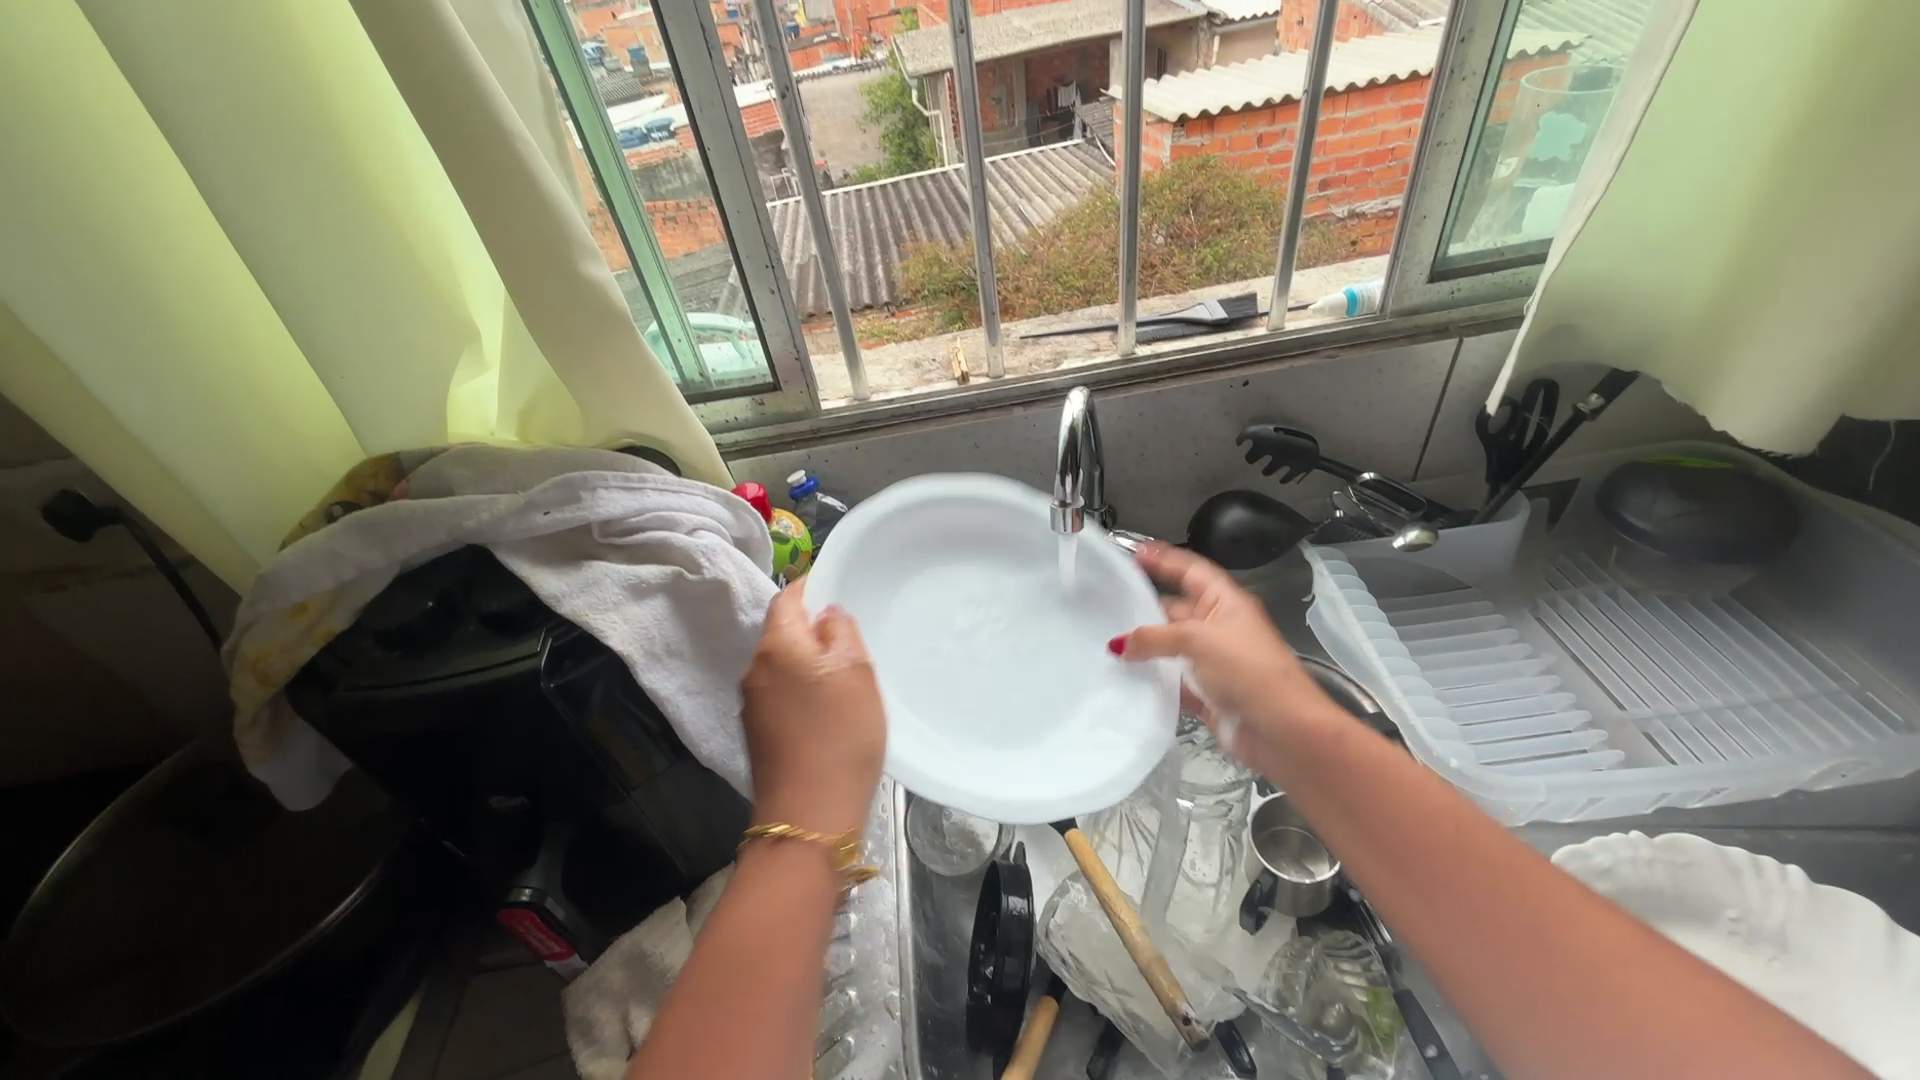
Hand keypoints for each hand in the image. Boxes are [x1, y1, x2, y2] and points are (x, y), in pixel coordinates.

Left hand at [742, 580, 886, 836]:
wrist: (809, 816)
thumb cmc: (840, 733)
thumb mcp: (856, 671)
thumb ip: (841, 631)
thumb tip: (825, 614)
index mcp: (776, 645)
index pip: (787, 598)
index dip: (811, 586)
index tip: (837, 585)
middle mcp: (754, 670)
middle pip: (784, 634)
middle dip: (814, 630)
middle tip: (853, 638)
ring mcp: (752, 706)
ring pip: (783, 668)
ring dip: (809, 665)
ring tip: (846, 678)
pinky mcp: (759, 736)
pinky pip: (782, 697)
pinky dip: (803, 693)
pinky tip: (829, 712)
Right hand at [1113, 543, 1347, 772]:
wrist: (1281, 730)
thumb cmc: (1249, 671)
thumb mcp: (1199, 640)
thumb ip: (1154, 638)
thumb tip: (1119, 644)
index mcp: (1225, 603)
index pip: (1190, 571)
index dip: (1164, 559)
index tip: (1134, 552)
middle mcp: (1218, 628)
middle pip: (1175, 609)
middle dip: (1144, 607)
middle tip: (1106, 604)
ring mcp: (1211, 662)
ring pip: (1169, 647)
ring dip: (1143, 647)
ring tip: (1104, 642)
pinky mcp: (1204, 693)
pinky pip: (1170, 681)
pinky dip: (1150, 681)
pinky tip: (1122, 679)